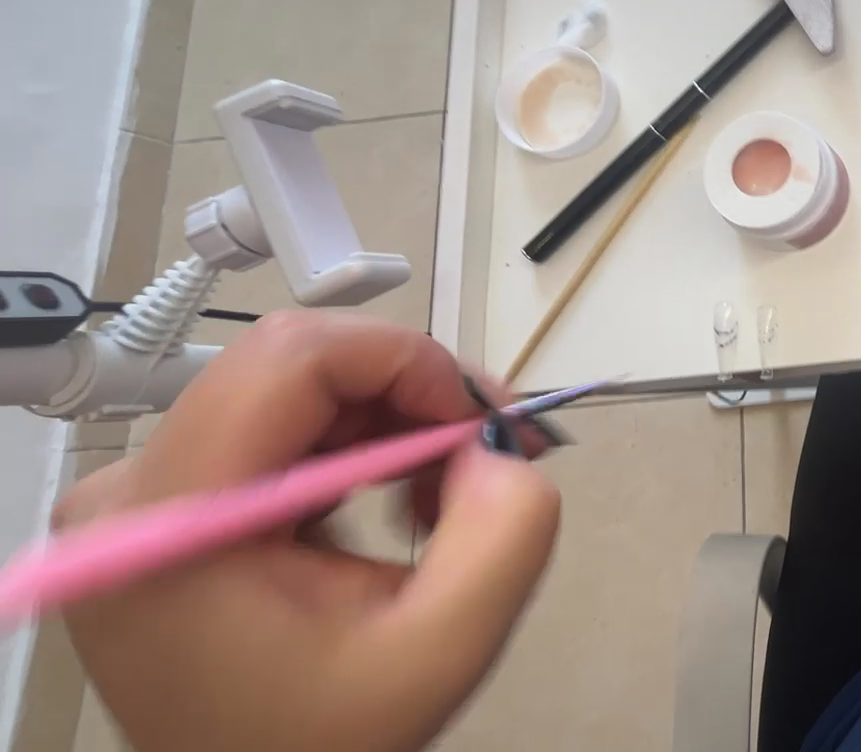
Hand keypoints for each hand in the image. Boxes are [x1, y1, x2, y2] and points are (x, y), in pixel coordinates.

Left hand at [58, 313, 560, 751]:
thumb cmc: (332, 735)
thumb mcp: (446, 646)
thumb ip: (506, 531)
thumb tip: (500, 447)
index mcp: (176, 527)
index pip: (294, 359)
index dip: (409, 362)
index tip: (477, 421)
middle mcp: (143, 492)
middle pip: (311, 363)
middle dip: (425, 390)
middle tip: (492, 446)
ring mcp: (160, 490)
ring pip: (319, 381)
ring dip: (412, 417)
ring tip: (452, 487)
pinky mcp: (190, 493)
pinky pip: (306, 415)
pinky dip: (384, 436)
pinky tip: (408, 495)